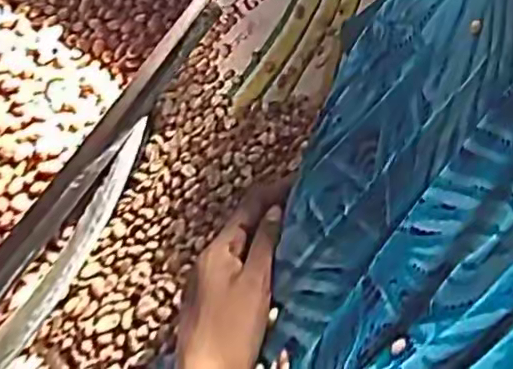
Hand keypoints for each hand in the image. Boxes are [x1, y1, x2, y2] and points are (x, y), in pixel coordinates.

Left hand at [178, 179, 291, 368]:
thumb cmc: (232, 330)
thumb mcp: (256, 280)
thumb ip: (266, 241)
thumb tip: (275, 210)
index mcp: (217, 250)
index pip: (249, 205)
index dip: (276, 190)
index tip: (302, 181)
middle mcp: (208, 261)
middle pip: (245, 224)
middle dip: (273, 212)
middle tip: (304, 206)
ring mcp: (209, 282)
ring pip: (244, 246)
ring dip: (268, 236)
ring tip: (297, 231)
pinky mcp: (214, 301)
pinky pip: (241, 266)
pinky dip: (260, 257)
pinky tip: (278, 263)